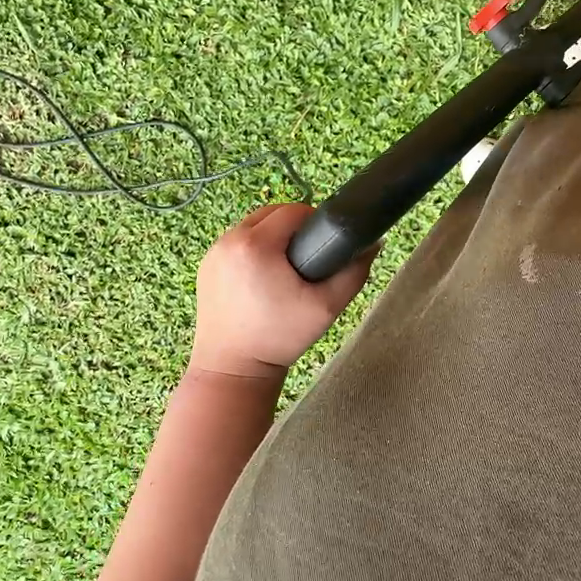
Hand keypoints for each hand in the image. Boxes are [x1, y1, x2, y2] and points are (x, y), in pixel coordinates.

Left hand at [190, 204, 377, 384]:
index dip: (316, 223)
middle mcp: (229, 241)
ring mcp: (214, 253)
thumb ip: (355, 271)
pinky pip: (238, 242)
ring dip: (274, 236)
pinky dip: (255, 249)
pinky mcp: (206, 266)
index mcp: (255, 245)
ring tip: (289, 265)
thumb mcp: (328, 306)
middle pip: (272, 213)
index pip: (294, 211)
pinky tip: (267, 274)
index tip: (324, 248)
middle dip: (294, 227)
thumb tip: (374, 243)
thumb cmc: (280, 336)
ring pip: (253, 226)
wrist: (233, 369)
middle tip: (310, 257)